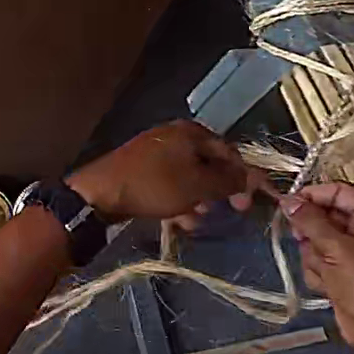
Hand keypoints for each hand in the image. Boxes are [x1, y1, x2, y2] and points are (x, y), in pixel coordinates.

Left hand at [68, 120, 270, 225]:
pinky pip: (170, 184)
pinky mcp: (142, 169)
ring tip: (196, 220)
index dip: (244, 177)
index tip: (249, 203)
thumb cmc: (155, 185)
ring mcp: (157, 152)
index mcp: (192, 132)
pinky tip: (179, 220)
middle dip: (219, 191)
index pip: (230, 152)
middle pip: (209, 165)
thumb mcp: (198, 185)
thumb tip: (253, 177)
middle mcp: (175, 136)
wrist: (100, 194)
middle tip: (228, 212)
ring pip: (189, 177)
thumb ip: (229, 181)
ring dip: (199, 199)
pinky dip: (179, 200)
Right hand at [279, 182, 353, 353]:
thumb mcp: (340, 251)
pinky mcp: (352, 280)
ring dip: (316, 258)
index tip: (286, 205)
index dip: (312, 196)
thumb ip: (311, 222)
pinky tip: (328, 288)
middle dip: (313, 233)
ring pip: (322, 244)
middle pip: (328, 218)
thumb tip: (289, 200)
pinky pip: (325, 266)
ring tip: (325, 274)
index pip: (341, 192)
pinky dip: (322, 275)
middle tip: (302, 241)